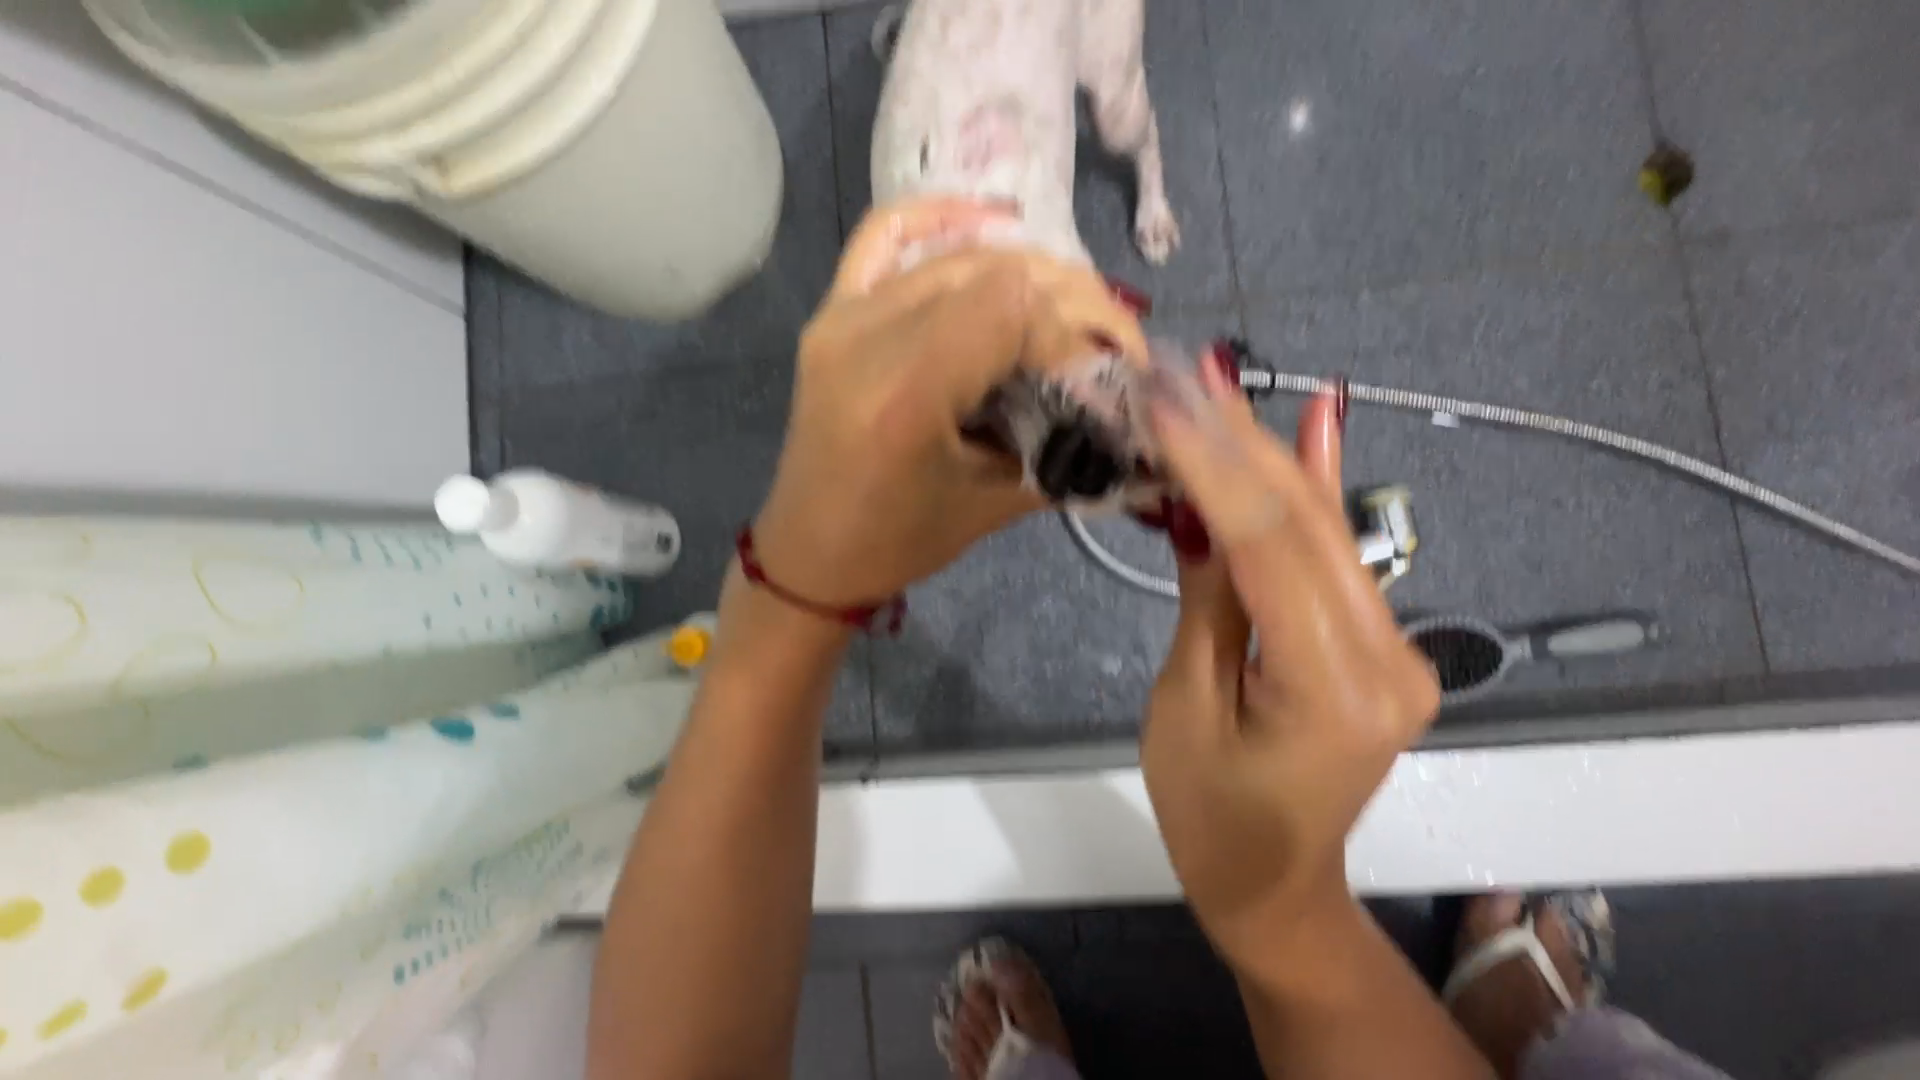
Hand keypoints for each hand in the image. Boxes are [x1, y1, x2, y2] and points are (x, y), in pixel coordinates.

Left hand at [750, 197, 1147, 606]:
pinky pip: (884, 236)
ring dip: (1028, 274)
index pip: (1014, 307)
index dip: (1075, 332)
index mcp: (906, 394)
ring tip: (1067, 311)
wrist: (810, 555)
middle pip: (995, 271)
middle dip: (1070, 301)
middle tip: (1107, 344)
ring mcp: (843, 316)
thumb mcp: (993, 504)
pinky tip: (995, 221)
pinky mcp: (832, 312)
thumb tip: (1134, 407)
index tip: (1102, 379)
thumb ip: (1066, 446)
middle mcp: (868, 336)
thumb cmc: (899, 544)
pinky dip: (942, 216)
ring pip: (958, 255)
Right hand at [1140, 358, 1440, 972]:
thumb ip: (1209, 603)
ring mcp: (1398, 648)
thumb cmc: (1209, 816)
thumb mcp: (1184, 708)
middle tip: (1183, 370)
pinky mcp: (1383, 644)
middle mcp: (1389, 657)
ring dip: (1265, 454)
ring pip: (1324, 531)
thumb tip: (1200, 512)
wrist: (1273, 885)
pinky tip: (1316, 423)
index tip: (1166, 398)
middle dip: (1239, 440)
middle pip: (1306, 525)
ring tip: (1216, 381)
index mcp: (1334, 687)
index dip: (1215, 465)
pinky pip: (1338, 559)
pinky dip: (1314, 491)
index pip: (1270, 548)